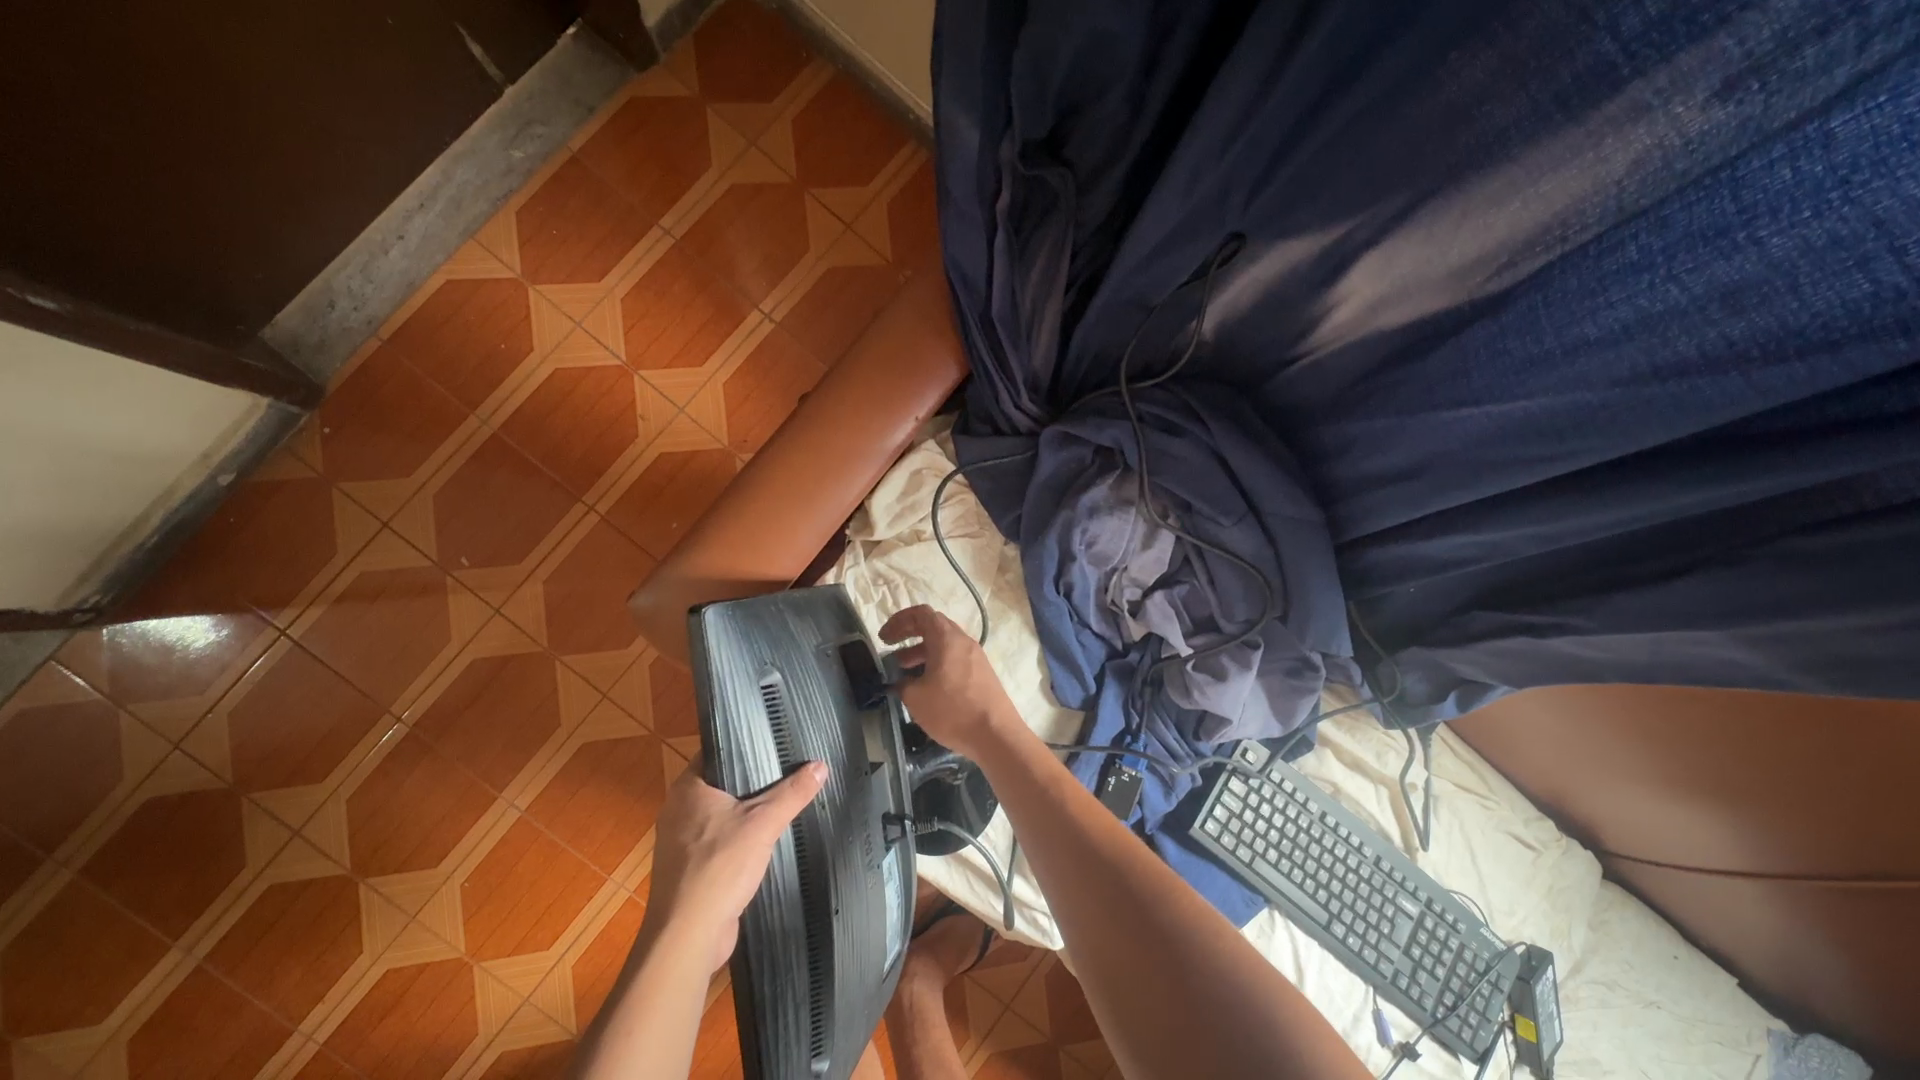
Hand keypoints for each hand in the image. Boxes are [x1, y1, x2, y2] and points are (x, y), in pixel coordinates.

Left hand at [644, 755, 826, 970]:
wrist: (688, 934)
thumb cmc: (719, 867)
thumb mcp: (763, 824)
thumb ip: (792, 793)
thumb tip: (820, 765)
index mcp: (687, 789)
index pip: (716, 753)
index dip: (744, 747)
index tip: (774, 744)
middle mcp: (677, 810)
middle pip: (720, 785)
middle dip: (751, 783)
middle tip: (787, 772)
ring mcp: (679, 842)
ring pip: (719, 816)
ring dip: (745, 815)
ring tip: (782, 804)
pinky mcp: (687, 870)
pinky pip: (717, 843)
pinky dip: (738, 840)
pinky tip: (764, 844)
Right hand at [879, 605, 1024, 760]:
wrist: (996, 735)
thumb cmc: (952, 711)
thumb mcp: (916, 698)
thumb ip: (903, 684)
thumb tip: (902, 682)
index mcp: (947, 639)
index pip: (921, 613)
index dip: (899, 620)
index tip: (884, 638)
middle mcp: (963, 642)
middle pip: (934, 626)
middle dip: (909, 636)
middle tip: (890, 651)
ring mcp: (976, 658)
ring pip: (944, 645)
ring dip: (921, 652)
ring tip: (903, 672)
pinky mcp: (982, 674)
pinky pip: (955, 659)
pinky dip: (936, 664)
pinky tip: (926, 686)